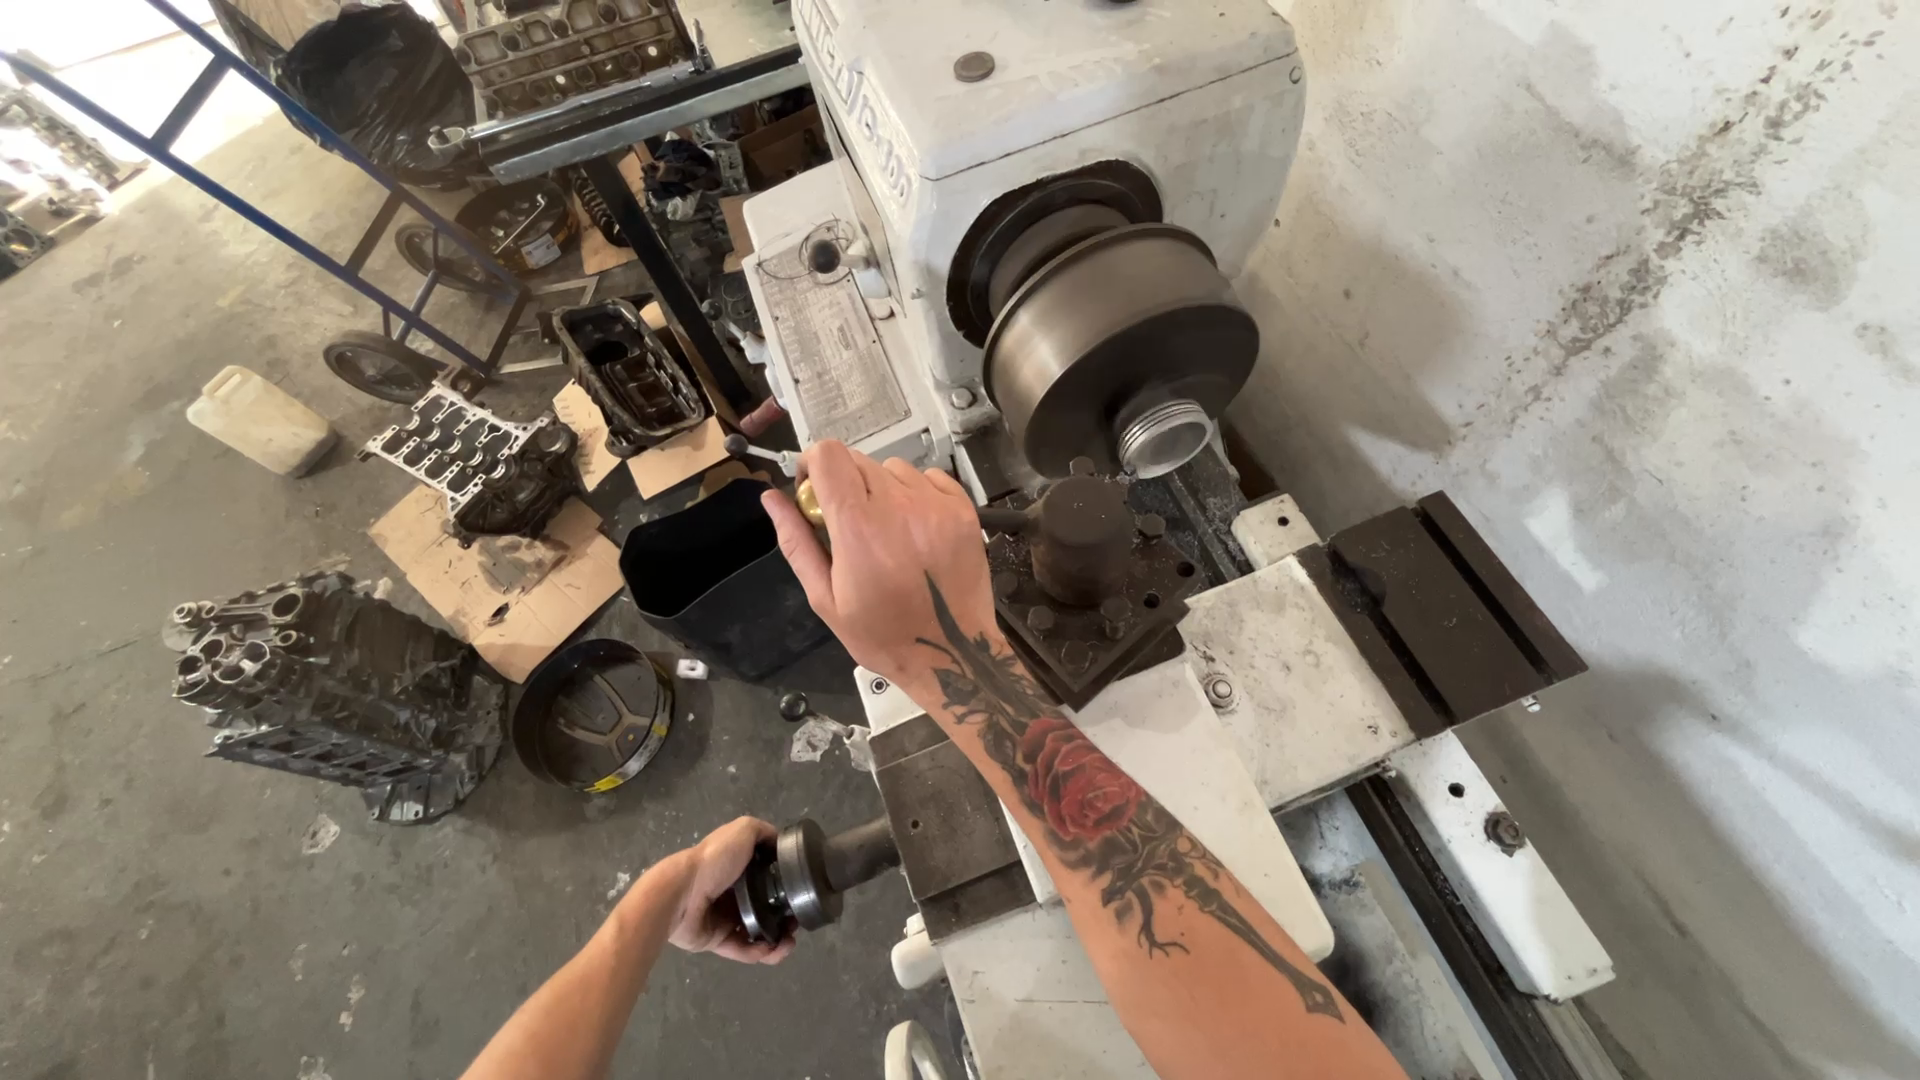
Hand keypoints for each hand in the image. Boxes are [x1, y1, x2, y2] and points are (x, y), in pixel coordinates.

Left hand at [653, 817, 795, 964]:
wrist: (681, 894)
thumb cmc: (715, 860)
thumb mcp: (744, 829)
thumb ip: (764, 832)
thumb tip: (780, 844)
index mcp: (739, 867)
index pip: (768, 878)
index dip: (785, 886)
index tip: (799, 894)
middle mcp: (733, 892)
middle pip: (765, 907)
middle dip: (784, 917)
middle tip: (795, 924)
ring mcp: (725, 917)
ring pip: (757, 932)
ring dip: (776, 940)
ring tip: (787, 944)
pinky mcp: (716, 940)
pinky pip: (742, 949)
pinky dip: (759, 952)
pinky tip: (771, 950)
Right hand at [761, 441, 998, 684]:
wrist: (952, 653)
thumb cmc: (883, 635)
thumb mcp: (826, 598)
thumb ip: (797, 542)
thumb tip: (771, 499)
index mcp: (859, 529)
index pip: (828, 456)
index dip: (812, 464)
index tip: (811, 487)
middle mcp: (900, 508)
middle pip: (858, 460)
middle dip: (843, 481)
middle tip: (847, 521)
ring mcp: (937, 507)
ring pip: (894, 468)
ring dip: (881, 488)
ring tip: (886, 530)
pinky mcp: (964, 511)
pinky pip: (930, 478)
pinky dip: (916, 493)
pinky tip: (914, 527)